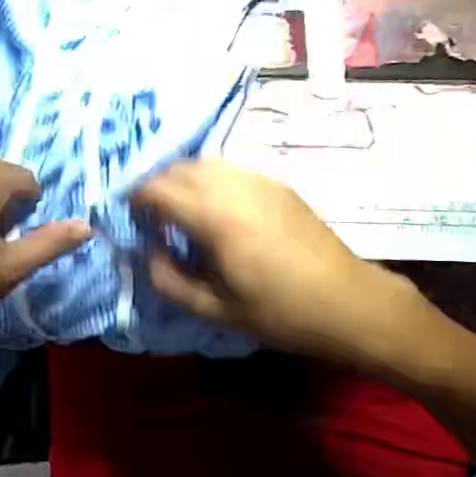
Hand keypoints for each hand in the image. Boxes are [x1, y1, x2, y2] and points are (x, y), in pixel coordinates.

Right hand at [131, 159, 432, 375]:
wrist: (346, 300)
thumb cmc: (280, 312)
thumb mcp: (216, 309)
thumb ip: (171, 279)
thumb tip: (150, 251)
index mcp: (215, 216)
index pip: (160, 188)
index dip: (136, 197)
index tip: (129, 215)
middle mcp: (236, 186)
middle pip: (182, 168)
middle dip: (159, 185)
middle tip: (151, 215)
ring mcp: (261, 181)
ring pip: (209, 164)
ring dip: (186, 180)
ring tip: (182, 212)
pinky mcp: (280, 186)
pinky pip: (234, 171)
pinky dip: (213, 180)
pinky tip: (217, 210)